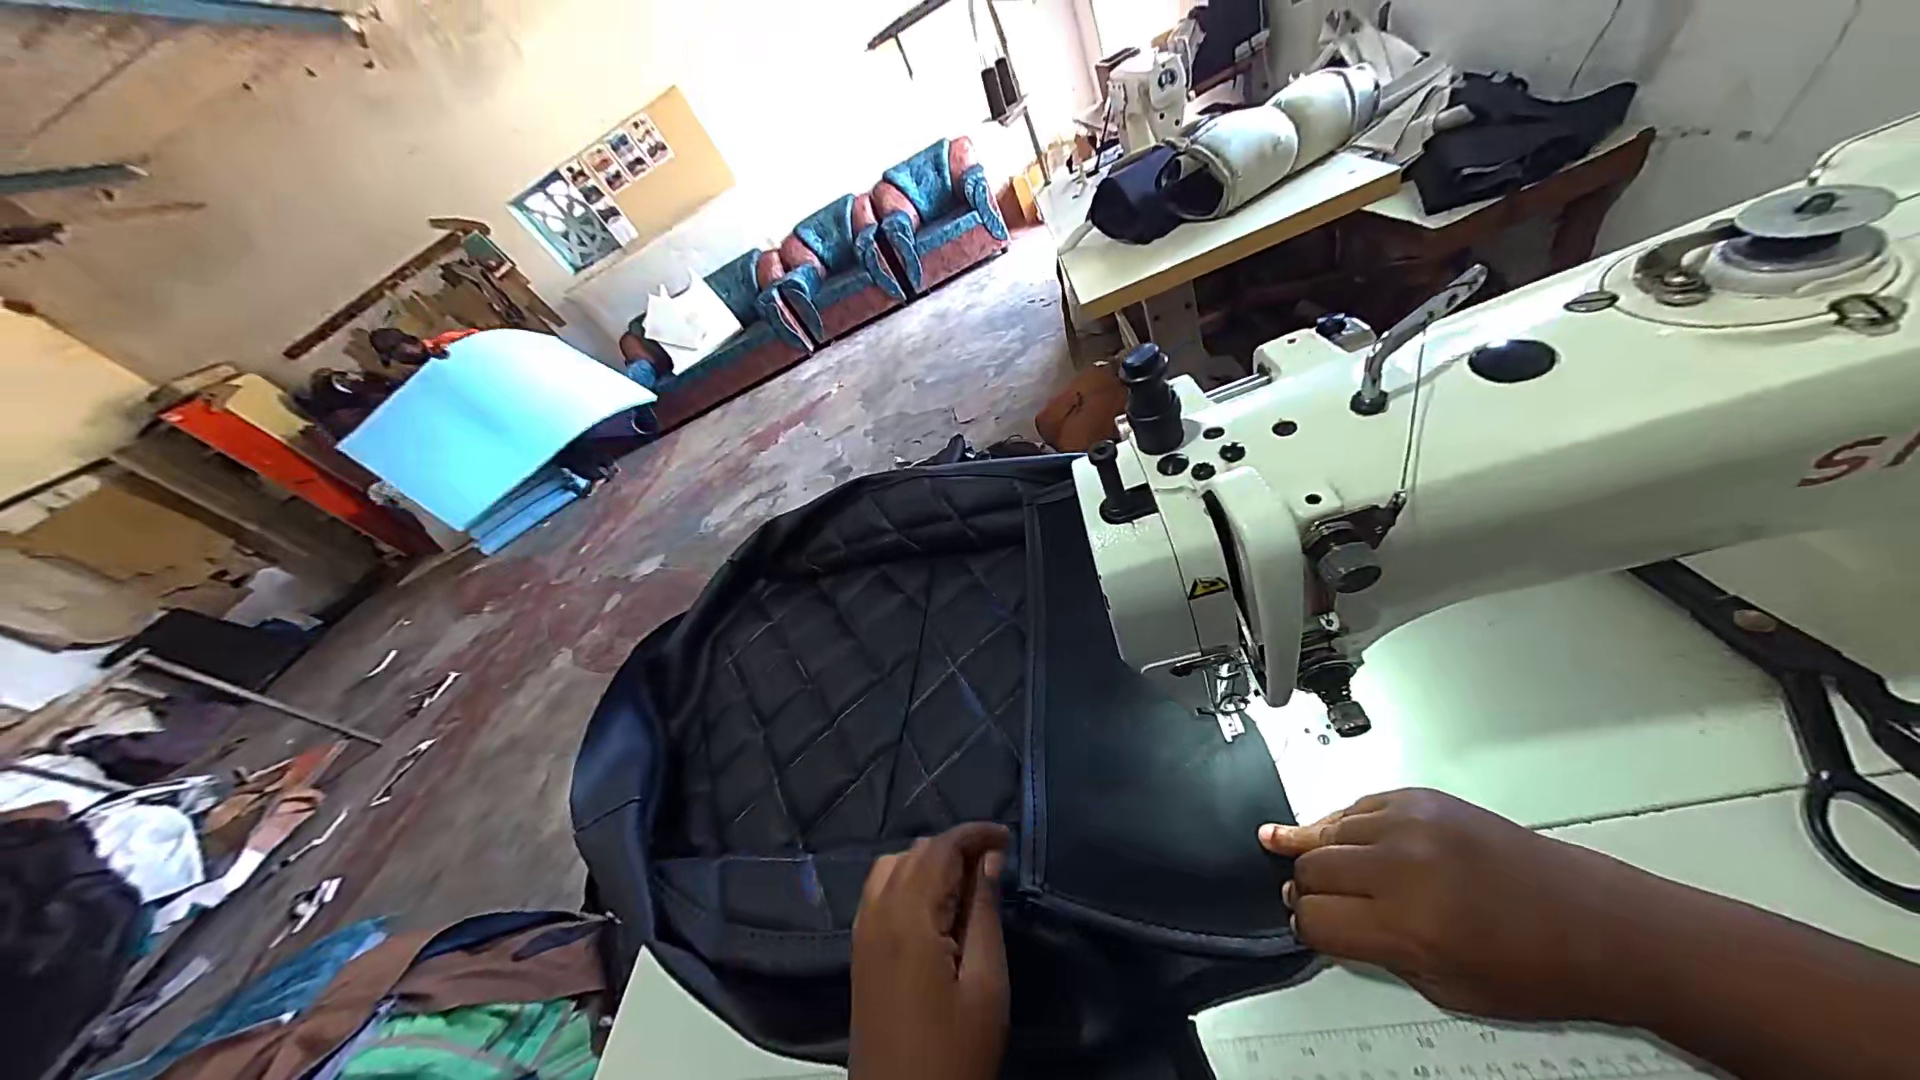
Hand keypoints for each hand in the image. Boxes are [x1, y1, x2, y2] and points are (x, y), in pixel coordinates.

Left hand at [850, 823, 1010, 1079]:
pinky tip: (934, 900)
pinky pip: (880, 888)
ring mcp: (863, 929)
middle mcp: (878, 911)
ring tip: (967, 880)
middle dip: (956, 846)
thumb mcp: (986, 984)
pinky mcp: (859, 948)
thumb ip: (985, 912)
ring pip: (894, 865)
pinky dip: (908, 877)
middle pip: (917, 852)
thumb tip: (987, 857)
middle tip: (994, 862)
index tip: (1007, 837)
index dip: (975, 834)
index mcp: (909, 916)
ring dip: (930, 860)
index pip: (941, 848)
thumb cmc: (954, 1054)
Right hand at [1260, 789, 1676, 1021]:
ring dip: (1313, 849)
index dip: (1305, 927)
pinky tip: (1333, 833)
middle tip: (1303, 895)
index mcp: (1407, 927)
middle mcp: (1401, 868)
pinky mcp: (1419, 798)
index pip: (1314, 918)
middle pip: (1309, 868)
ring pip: (1322, 830)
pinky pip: (1353, 806)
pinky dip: (1342, 824)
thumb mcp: (1448, 989)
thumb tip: (1328, 923)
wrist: (1603, 925)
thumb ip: (1375, 953)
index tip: (1305, 925)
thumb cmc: (1541, 967)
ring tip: (1284, 844)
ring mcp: (1409, 824)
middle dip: (1304, 888)